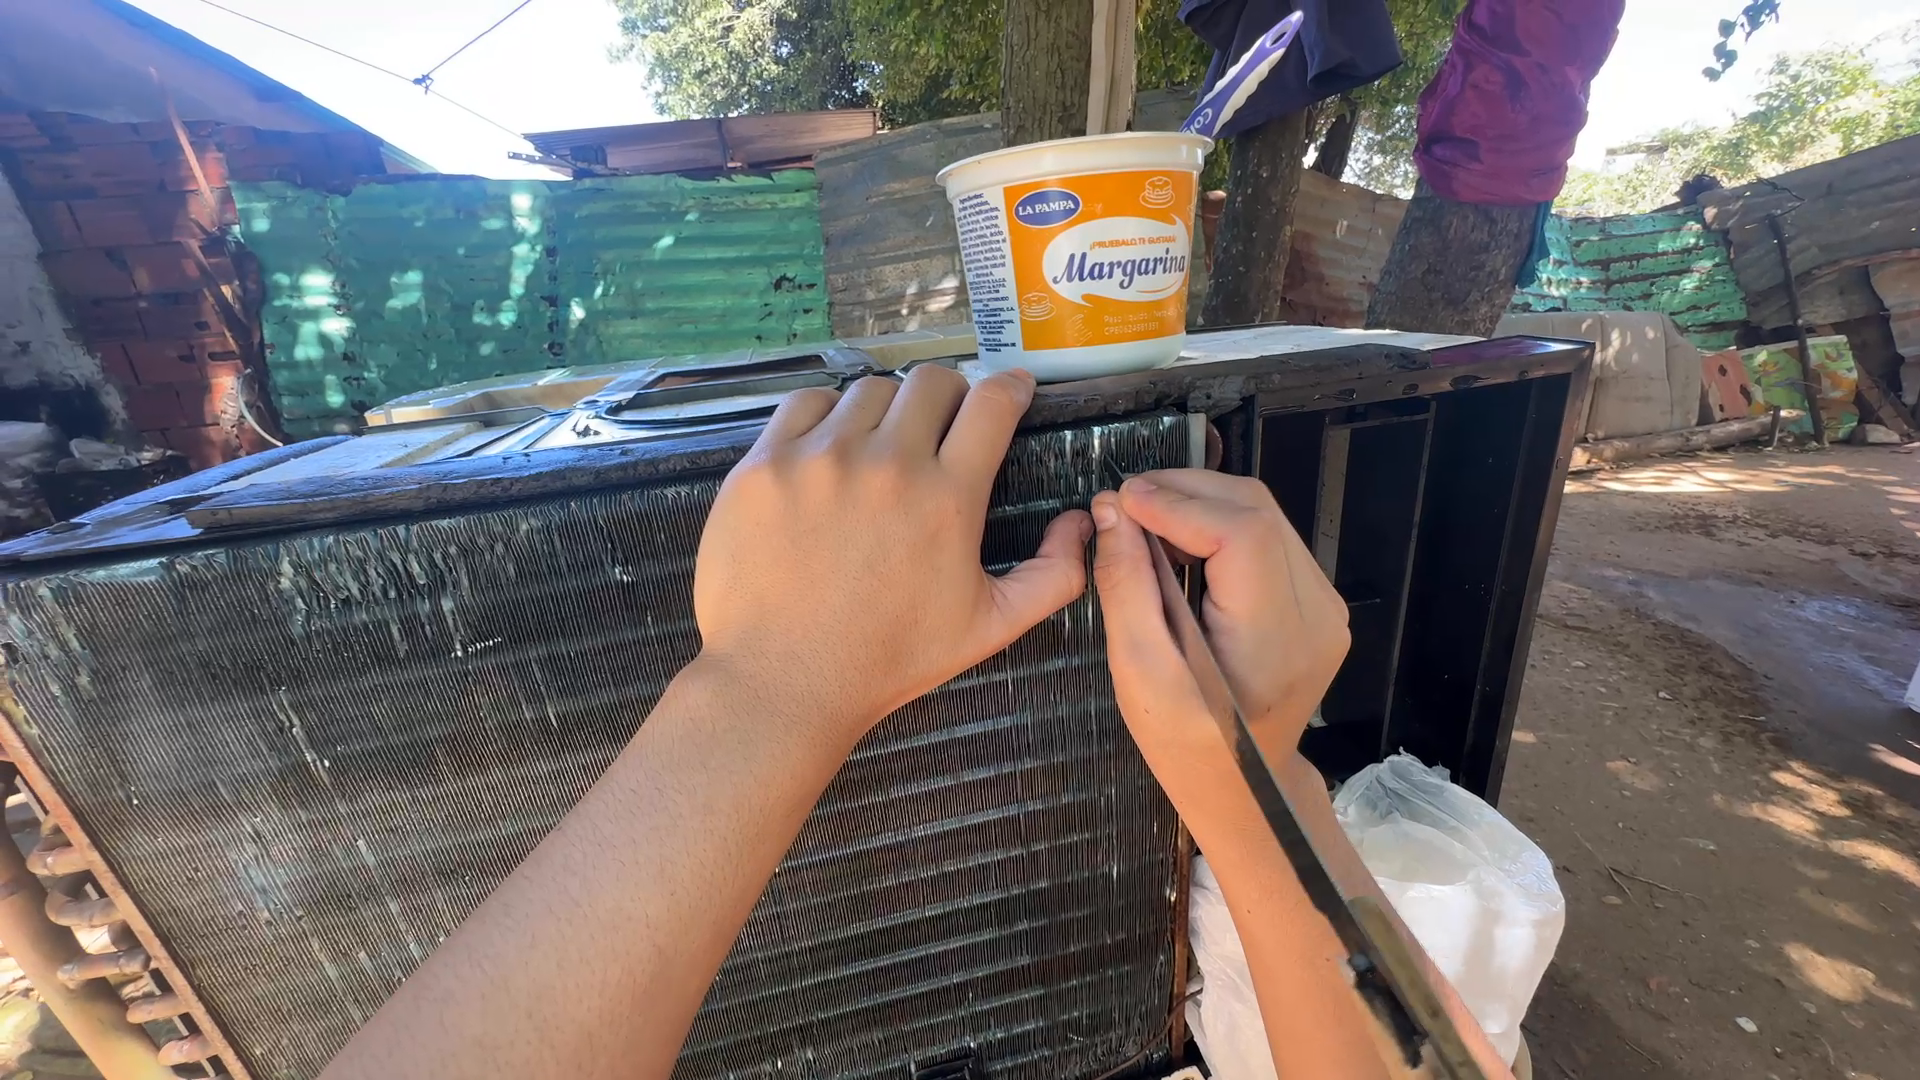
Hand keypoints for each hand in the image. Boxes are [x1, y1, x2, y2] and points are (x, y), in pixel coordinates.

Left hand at [693, 367, 1093, 739]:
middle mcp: (887, 463)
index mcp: (947, 498)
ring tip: (880, 447)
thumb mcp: (990, 628)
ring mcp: (820, 458)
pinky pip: (806, 404)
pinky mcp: (765, 464)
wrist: (783, 681)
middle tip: (941, 428)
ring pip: (870, 390)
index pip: (991, 403)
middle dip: (949, 397)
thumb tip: (1081, 522)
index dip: (1010, 388)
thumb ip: (1054, 576)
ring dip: (888, 410)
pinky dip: (827, 416)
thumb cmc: (890, 657)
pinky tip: (829, 450)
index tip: (1011, 390)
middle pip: (932, 382)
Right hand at [1090, 470, 1349, 803]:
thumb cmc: (1182, 740)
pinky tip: (1177, 535)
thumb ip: (1125, 584)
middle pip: (1256, 511)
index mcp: (1278, 637)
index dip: (1179, 504)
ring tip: (1143, 512)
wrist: (1241, 785)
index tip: (1121, 498)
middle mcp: (1317, 611)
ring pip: (1262, 515)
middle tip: (1124, 498)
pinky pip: (1264, 537)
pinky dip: (1216, 522)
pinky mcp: (1313, 601)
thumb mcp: (1138, 669)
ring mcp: (1323, 604)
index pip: (1242, 534)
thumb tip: (1111, 508)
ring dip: (1199, 500)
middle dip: (1185, 489)